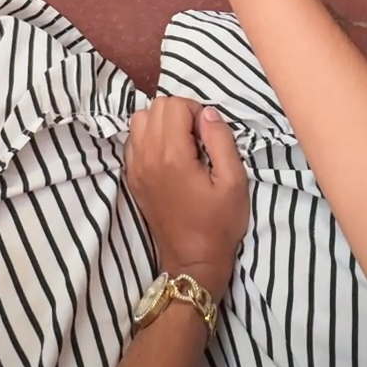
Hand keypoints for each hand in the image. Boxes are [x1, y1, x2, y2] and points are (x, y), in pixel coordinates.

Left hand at [125, 97, 248, 298]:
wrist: (194, 261)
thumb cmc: (219, 223)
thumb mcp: (234, 180)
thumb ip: (221, 139)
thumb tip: (207, 112)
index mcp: (172, 156)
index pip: (174, 105)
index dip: (196, 111)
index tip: (208, 135)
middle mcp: (147, 157)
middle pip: (155, 107)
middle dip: (179, 113)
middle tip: (197, 138)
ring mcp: (135, 168)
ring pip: (140, 119)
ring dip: (161, 122)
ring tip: (181, 143)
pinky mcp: (131, 177)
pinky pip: (133, 139)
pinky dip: (149, 136)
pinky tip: (166, 154)